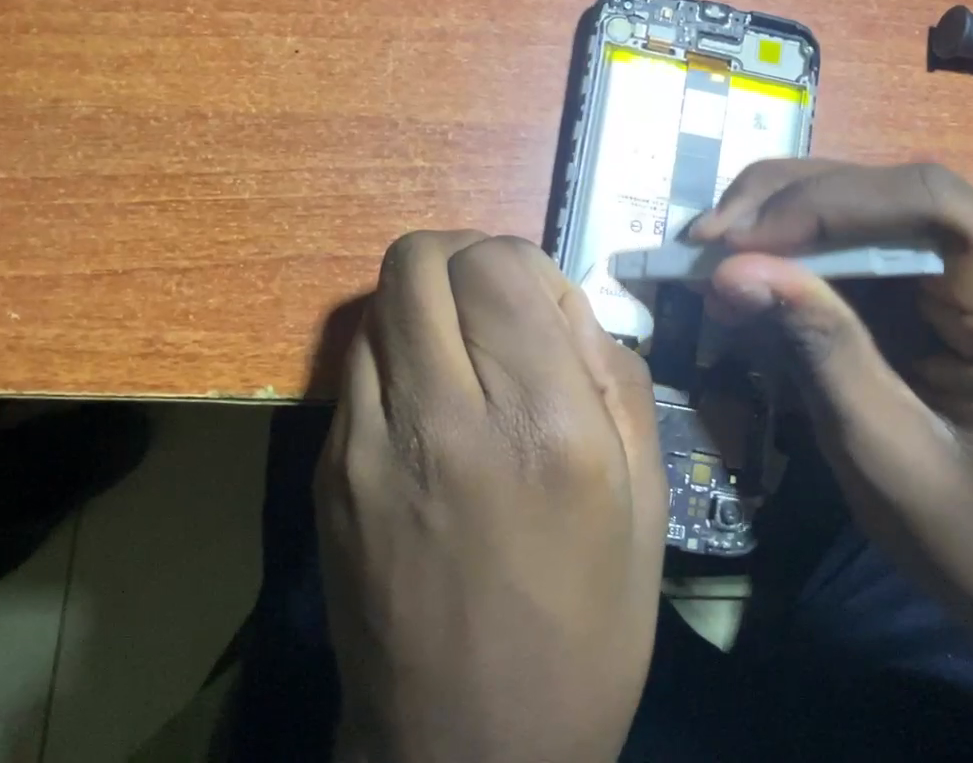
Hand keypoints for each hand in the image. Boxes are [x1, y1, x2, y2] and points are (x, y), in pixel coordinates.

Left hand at [316, 233, 665, 762]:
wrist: (462, 749)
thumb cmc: (582, 635)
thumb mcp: (646, 509)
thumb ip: (616, 382)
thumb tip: (567, 311)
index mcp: (540, 427)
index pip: (497, 263)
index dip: (526, 264)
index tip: (547, 315)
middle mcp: (440, 416)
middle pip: (417, 258)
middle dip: (464, 259)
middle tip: (499, 309)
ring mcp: (365, 443)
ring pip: (377, 304)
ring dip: (426, 306)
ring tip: (463, 360)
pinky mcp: (326, 472)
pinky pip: (356, 367)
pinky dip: (396, 356)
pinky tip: (427, 410)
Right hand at [692, 160, 972, 660]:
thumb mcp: (884, 456)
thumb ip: (819, 348)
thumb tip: (732, 265)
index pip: (933, 206)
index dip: (822, 202)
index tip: (734, 240)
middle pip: (905, 194)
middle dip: (792, 205)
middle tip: (704, 238)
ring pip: (890, 208)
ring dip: (796, 221)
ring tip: (719, 250)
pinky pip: (892, 245)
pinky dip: (818, 252)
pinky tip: (766, 269)